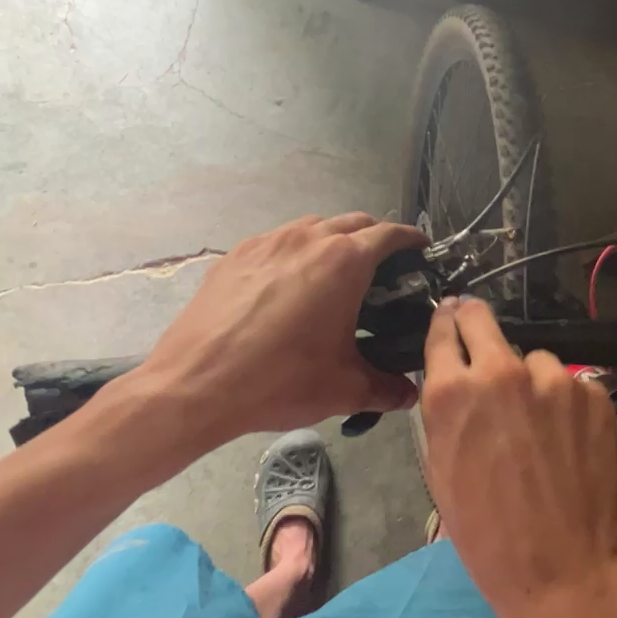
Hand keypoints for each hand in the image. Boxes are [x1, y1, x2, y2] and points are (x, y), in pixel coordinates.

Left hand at [126, 213, 425, 455]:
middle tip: (383, 272)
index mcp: (345, 261)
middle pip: (354, 222)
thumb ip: (387, 388)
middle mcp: (309, 238)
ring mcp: (268, 242)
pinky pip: (279, 241)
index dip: (412, 241)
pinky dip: (296, 253)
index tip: (422, 253)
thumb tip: (409, 395)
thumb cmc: (280, 381)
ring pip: (314, 227)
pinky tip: (290, 289)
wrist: (194, 385)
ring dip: (333, 242)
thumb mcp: (345, 389)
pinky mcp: (237, 254)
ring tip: (335, 278)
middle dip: (375, 239)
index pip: (391, 234)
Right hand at [419, 298, 616, 613]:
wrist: (562, 567)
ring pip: (534, 359)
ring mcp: (553, 379)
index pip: (442, 332)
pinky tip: (567, 438)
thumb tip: (450, 379)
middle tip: (478, 334)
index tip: (448, 316)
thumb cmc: (488, 534)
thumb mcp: (441, 472)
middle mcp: (501, 372)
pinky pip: (570, 383)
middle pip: (482, 318)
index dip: (443, 323)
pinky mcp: (592, 393)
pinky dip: (565, 401)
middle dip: (475, 322)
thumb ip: (444, 413)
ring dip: (529, 378)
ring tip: (536, 423)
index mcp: (452, 392)